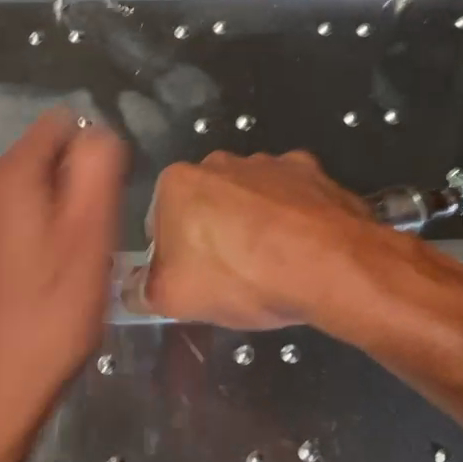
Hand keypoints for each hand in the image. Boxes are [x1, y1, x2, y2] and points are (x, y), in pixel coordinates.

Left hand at [0, 110, 126, 436]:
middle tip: (102, 230)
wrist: (2, 384)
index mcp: (12, 177)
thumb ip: (98, 171)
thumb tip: (101, 134)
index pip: (60, 124)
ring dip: (70, 213)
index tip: (113, 188)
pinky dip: (51, 236)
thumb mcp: (90, 236)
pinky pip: (27, 222)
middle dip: (83, 183)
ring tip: (86, 257)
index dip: (95, 148)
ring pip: (40, 192)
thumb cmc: (52, 314)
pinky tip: (63, 276)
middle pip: (50, 158)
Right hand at [122, 150, 388, 330]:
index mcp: (177, 182)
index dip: (172, 256)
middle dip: (211, 235)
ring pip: (249, 200)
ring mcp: (270, 163)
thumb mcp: (172, 300)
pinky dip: (293, 221)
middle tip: (228, 278)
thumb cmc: (242, 276)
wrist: (329, 267)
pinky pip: (292, 199)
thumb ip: (140, 291)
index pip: (159, 222)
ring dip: (253, 226)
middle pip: (204, 205)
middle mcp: (220, 161)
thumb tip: (132, 290)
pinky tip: (301, 253)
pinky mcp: (313, 173)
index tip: (191, 280)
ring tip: (270, 269)